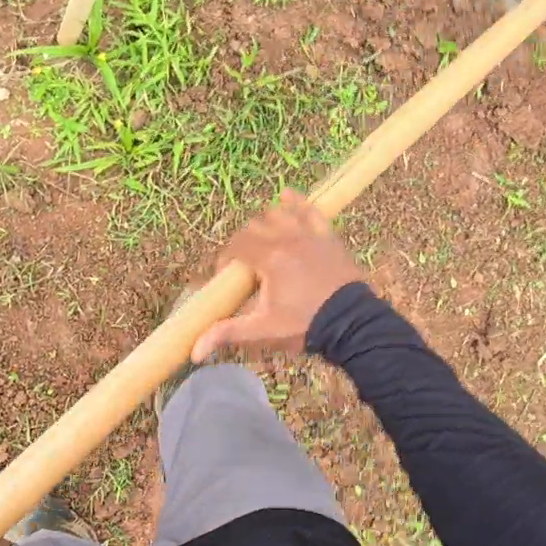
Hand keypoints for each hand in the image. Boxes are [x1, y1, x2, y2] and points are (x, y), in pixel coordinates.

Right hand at [192, 189, 364, 362]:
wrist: (351, 323)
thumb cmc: (304, 326)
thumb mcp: (263, 330)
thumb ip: (228, 333)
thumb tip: (194, 351)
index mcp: (269, 260)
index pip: (236, 247)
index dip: (226, 258)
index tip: (226, 274)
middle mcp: (287, 240)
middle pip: (254, 228)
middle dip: (243, 242)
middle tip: (243, 262)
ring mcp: (309, 236)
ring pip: (279, 214)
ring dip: (265, 221)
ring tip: (261, 236)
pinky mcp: (327, 237)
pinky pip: (311, 211)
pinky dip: (297, 202)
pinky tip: (286, 195)